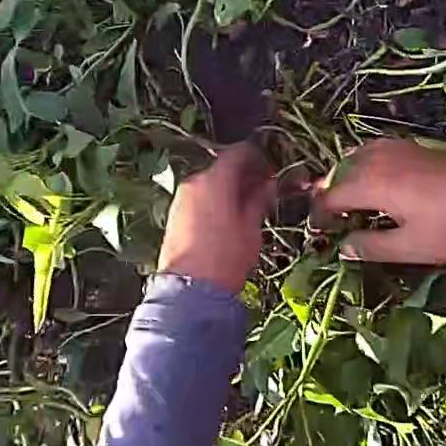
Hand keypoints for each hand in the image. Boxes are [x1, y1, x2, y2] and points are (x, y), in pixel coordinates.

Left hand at [157, 142, 283, 292]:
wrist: (189, 292)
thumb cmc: (225, 259)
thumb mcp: (251, 228)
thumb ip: (259, 199)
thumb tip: (268, 184)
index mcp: (215, 180)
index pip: (238, 153)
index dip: (257, 156)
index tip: (271, 168)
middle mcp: (194, 182)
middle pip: (222, 167)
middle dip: (244, 173)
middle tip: (264, 187)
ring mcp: (181, 198)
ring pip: (210, 183)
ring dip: (229, 187)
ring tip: (248, 204)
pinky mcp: (174, 214)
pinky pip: (199, 197)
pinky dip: (214, 199)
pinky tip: (228, 215)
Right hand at [312, 138, 445, 265]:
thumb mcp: (412, 247)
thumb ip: (371, 247)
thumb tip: (343, 247)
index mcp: (371, 183)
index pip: (330, 196)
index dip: (321, 215)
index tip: (321, 232)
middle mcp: (377, 159)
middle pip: (338, 171)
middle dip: (329, 193)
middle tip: (332, 218)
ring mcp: (396, 147)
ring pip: (355, 156)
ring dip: (345, 176)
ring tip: (349, 199)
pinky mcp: (413, 144)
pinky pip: (374, 149)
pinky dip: (364, 163)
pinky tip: (376, 179)